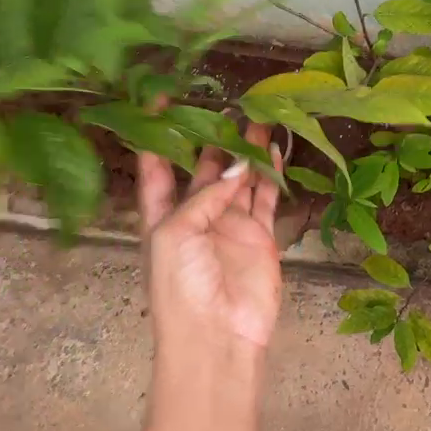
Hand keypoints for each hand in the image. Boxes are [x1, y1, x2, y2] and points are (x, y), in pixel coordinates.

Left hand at [137, 122, 283, 352]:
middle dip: (212, 138)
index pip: (156, 167)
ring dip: (246, 152)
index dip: (156, 134)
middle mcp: (195, 216)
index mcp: (161, 215)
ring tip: (257, 119)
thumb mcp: (175, 234)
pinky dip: (271, 176)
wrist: (217, 332)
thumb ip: (205, 196)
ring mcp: (229, 225)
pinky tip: (275, 152)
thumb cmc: (181, 285)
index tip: (162, 99)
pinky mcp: (260, 236)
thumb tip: (238, 167)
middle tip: (227, 104)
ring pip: (239, 179)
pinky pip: (266, 199)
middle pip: (203, 168)